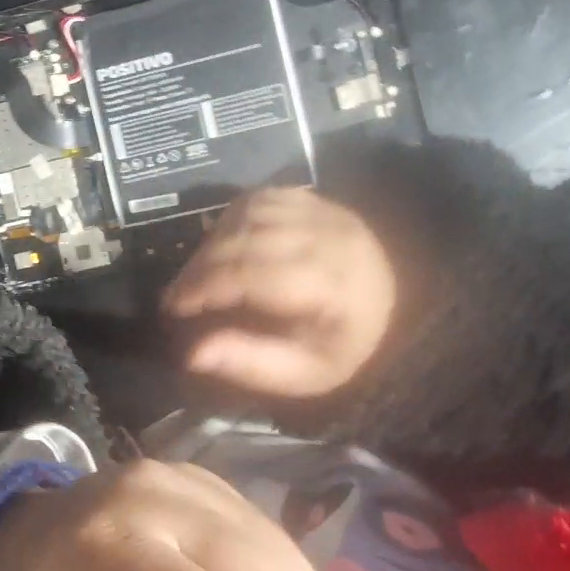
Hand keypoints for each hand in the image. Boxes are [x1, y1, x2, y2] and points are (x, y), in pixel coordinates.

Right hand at [162, 188, 396, 398]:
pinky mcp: (316, 200)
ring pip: (249, 214)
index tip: (174, 308)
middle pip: (246, 241)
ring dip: (212, 242)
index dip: (205, 287)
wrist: (395, 312)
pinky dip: (232, 219)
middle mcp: (329, 238)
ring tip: (196, 272)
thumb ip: (250, 363)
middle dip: (200, 267)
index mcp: (332, 285)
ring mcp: (323, 212)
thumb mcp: (304, 373)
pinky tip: (222, 243)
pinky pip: (260, 197)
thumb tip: (192, 355)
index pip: (253, 274)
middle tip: (174, 295)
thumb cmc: (344, 348)